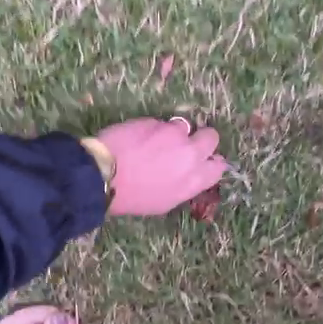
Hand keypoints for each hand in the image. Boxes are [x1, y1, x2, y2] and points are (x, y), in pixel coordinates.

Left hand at [93, 118, 226, 216]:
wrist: (103, 174)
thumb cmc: (133, 197)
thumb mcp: (165, 202)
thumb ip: (185, 184)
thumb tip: (191, 172)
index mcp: (194, 179)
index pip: (218, 166)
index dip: (211, 162)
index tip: (202, 161)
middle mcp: (190, 153)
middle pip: (211, 137)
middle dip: (202, 138)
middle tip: (185, 145)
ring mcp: (173, 134)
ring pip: (184, 126)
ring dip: (174, 133)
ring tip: (154, 143)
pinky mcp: (155, 121)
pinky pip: (160, 123)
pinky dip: (152, 130)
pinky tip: (137, 139)